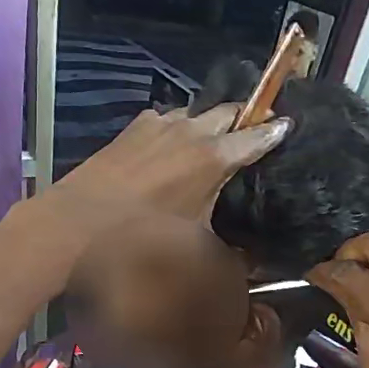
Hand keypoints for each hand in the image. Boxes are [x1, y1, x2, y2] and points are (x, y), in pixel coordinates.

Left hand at [37, 101, 290, 237]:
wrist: (80, 220)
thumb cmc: (142, 237)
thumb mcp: (194, 245)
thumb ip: (227, 246)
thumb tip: (245, 256)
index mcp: (215, 157)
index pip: (258, 135)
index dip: (276, 131)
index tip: (288, 126)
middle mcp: (192, 131)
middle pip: (229, 111)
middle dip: (244, 118)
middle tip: (252, 131)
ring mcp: (161, 124)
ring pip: (196, 114)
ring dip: (207, 123)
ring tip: (210, 141)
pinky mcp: (134, 128)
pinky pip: (165, 120)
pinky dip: (175, 129)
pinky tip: (169, 148)